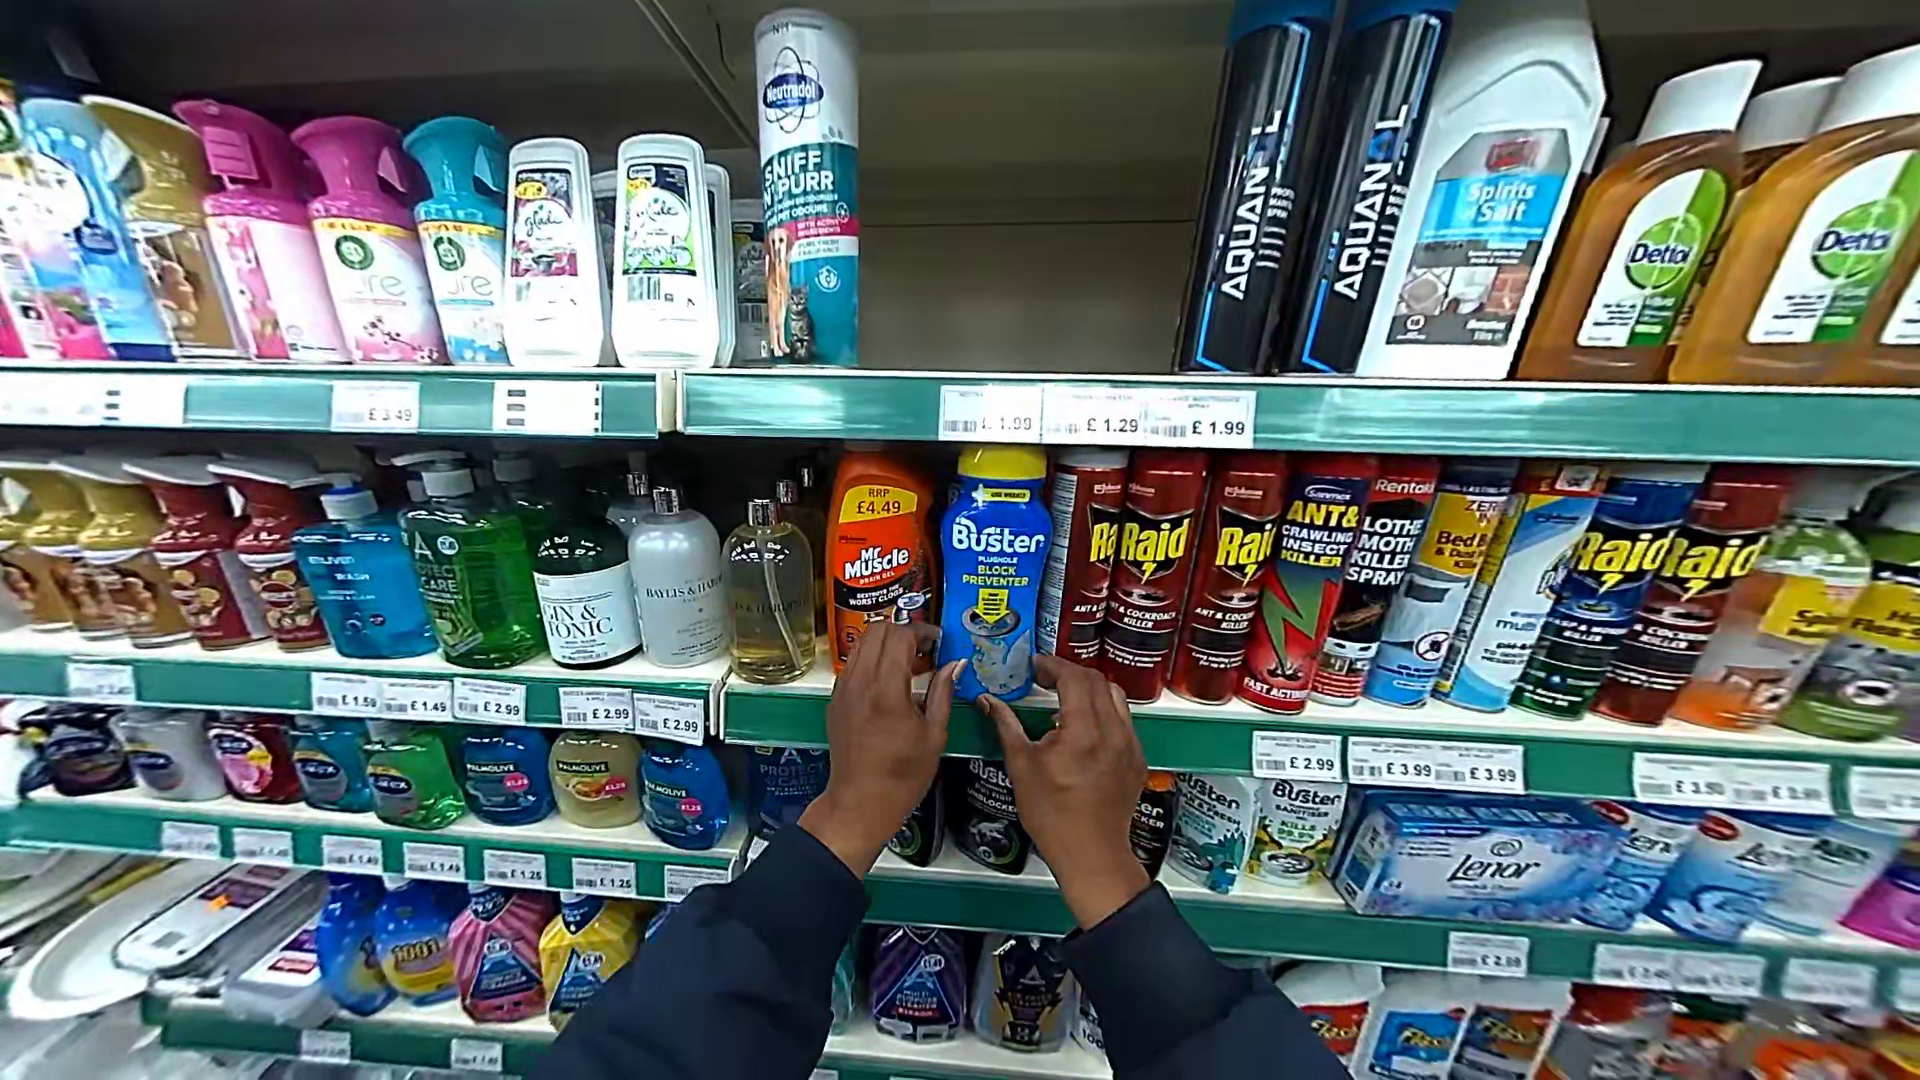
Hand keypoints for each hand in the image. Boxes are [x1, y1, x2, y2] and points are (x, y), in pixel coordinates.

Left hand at [800, 622, 958, 875]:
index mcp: (887, 689)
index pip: (900, 635)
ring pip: (862, 642)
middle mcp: (860, 682)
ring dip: (886, 642)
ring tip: (908, 663)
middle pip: (878, 629)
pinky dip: (872, 658)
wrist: (859, 803)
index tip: (937, 641)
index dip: (922, 631)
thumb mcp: (934, 734)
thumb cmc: (903, 775)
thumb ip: (943, 692)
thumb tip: (956, 663)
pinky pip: (853, 662)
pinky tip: (890, 681)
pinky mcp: (836, 699)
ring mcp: (843, 689)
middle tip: (924, 649)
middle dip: (904, 631)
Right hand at [974, 655, 1149, 929]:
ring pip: (1114, 695)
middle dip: (1069, 672)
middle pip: (1096, 680)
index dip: (1053, 665)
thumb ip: (1006, 724)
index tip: (1034, 667)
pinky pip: (1123, 718)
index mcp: (1084, 730)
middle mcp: (1113, 731)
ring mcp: (1130, 744)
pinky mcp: (1137, 757)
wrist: (1091, 854)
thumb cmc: (1051, 813)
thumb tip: (987, 700)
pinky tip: (1084, 725)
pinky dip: (1103, 709)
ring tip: (1064, 697)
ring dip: (1089, 688)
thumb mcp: (1021, 765)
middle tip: (1045, 678)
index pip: (1074, 677)